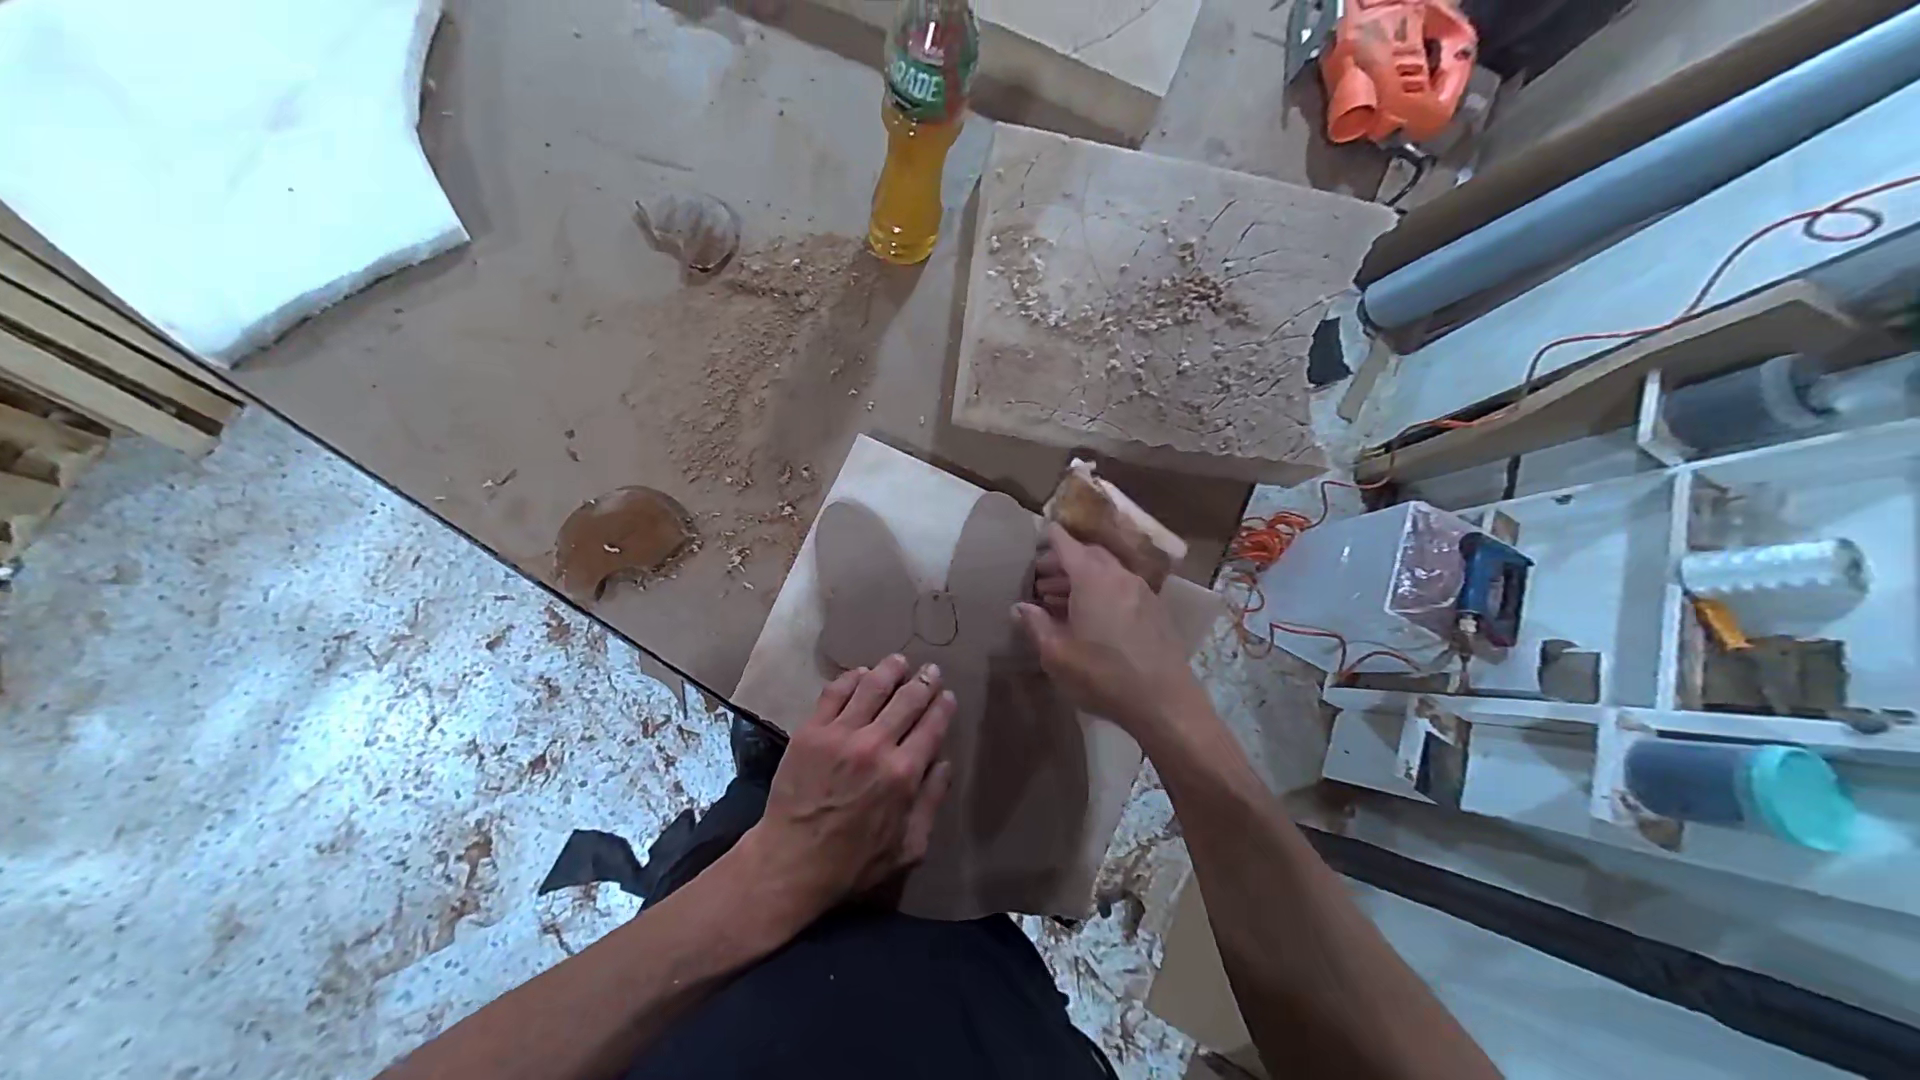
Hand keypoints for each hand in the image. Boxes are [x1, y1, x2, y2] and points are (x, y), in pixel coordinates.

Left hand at [745, 655, 955, 915]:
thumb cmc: (854, 862)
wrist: (791, 862)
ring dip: (891, 670)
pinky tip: (862, 673)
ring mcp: (841, 734)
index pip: (932, 726)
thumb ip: (932, 802)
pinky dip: (852, 678)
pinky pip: (834, 692)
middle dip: (924, 682)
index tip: (947, 696)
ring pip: (873, 687)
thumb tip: (945, 764)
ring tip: (899, 661)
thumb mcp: (909, 847)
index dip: (942, 706)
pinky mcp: (811, 731)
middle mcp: (876, 745)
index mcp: (904, 774)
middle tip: (930, 671)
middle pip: (908, 700)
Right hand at [1016, 523, 1204, 738]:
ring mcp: (1141, 590)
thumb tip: (1020, 607)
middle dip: (1063, 562)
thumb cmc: (1102, 675)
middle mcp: (1118, 575)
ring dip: (1082, 578)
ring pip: (1106, 571)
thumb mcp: (1057, 654)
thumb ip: (1035, 625)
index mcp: (1092, 578)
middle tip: (1041, 581)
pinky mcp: (1155, 609)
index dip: (1049, 539)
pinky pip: (1121, 587)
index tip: (1035, 541)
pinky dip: (1102, 590)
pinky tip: (1091, 617)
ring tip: (1060, 601)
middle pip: (1088, 554)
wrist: (1163, 701)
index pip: (1066, 543)